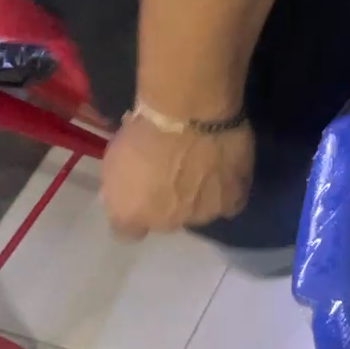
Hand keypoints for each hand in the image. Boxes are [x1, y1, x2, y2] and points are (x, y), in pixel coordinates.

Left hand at [100, 113, 254, 238]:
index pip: (128, 232)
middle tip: (174, 176)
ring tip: (205, 171)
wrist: (191, 116)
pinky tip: (226, 176)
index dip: (136, 213)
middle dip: (169, 205)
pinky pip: (230, 205)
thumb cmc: (145, 131)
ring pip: (200, 213)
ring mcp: (203, 214)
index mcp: (130, 214)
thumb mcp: (116, 159)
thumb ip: (123, 184)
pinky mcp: (234, 201)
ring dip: (200, 199)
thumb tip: (133, 188)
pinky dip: (227, 194)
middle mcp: (167, 223)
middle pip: (168, 222)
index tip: (141, 196)